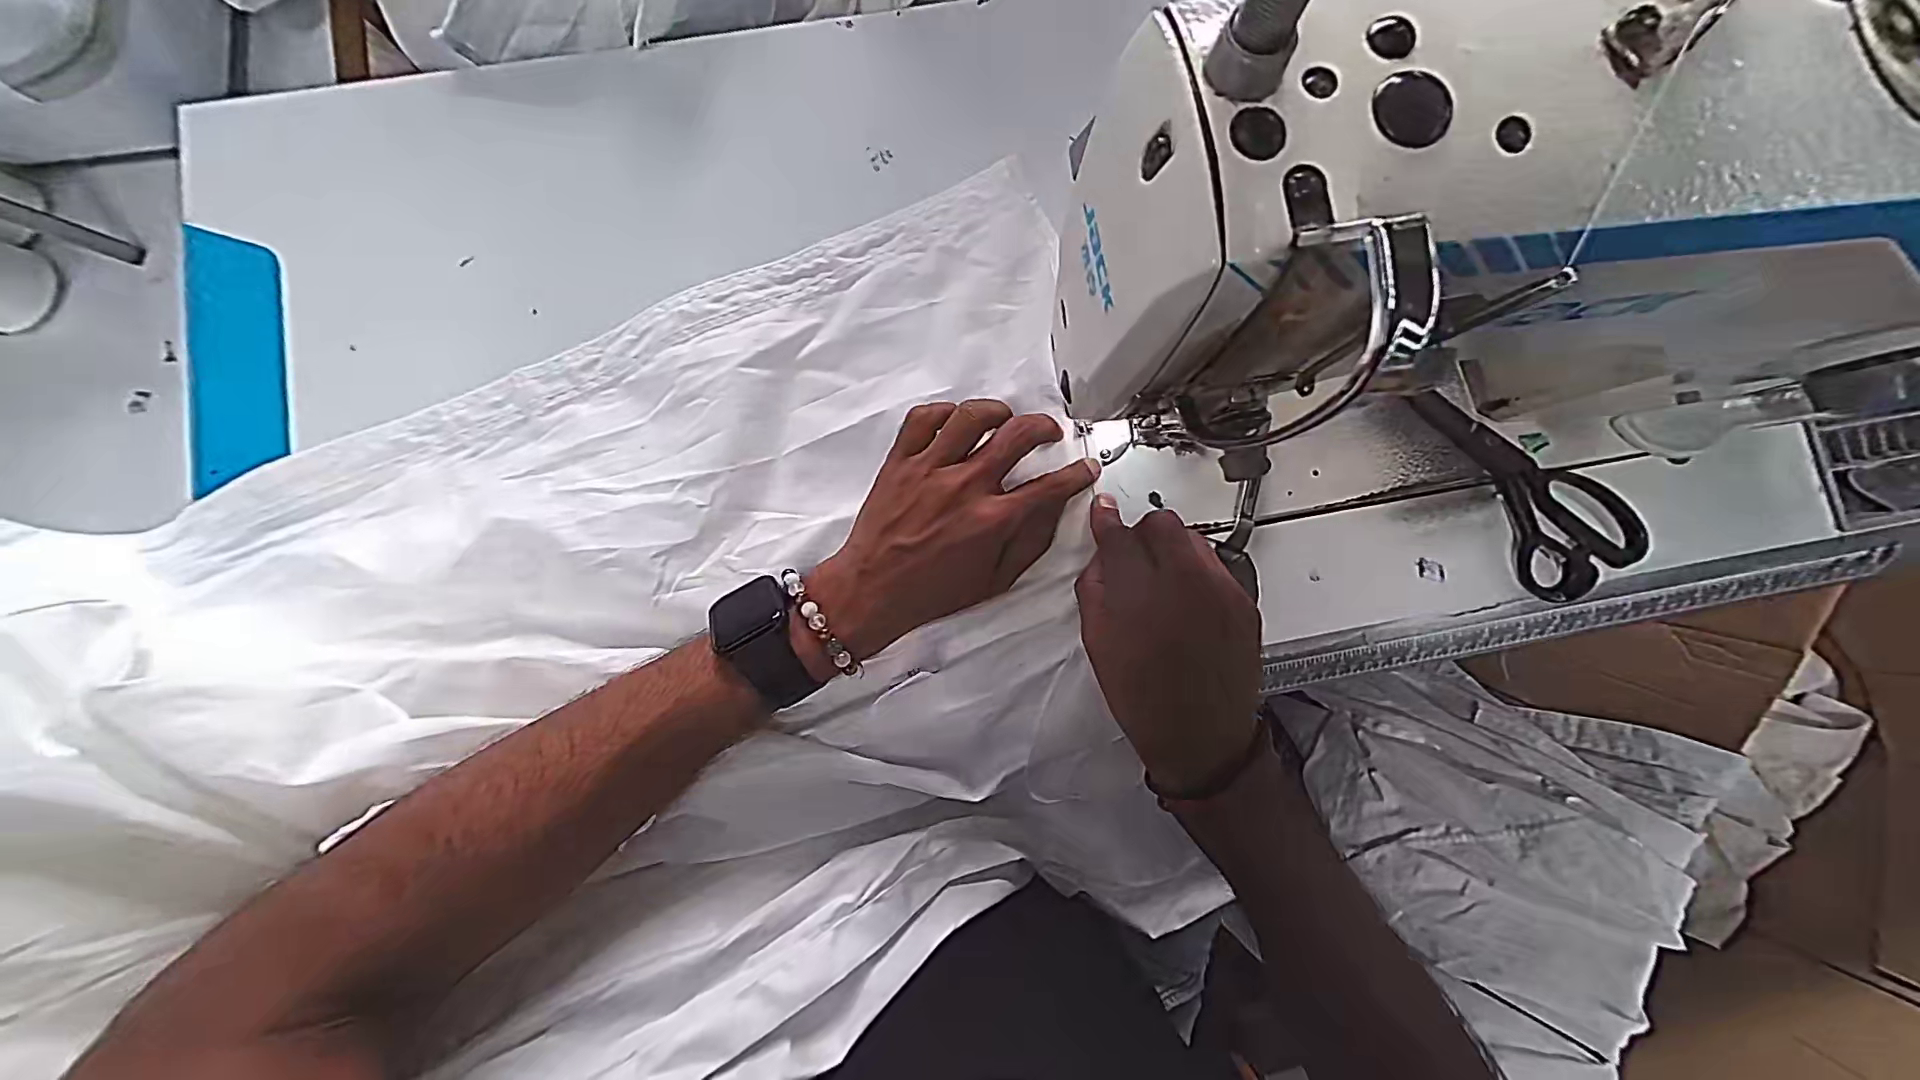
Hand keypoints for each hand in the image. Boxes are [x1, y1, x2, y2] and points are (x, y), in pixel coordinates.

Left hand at [796, 400, 1099, 676]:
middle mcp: (964, 488)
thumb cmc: (928, 591)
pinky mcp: (901, 463)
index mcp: (991, 520)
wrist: (873, 591)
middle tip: (1048, 432)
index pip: (1049, 485)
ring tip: (1004, 418)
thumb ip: (1030, 542)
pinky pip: (923, 419)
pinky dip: (944, 412)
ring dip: (997, 411)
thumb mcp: (994, 579)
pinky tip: (955, 421)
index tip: (1080, 468)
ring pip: (972, 416)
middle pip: (1018, 435)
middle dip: (1045, 427)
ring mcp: (930, 471)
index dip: (1075, 473)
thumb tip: (1054, 512)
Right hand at [1075, 495, 1262, 794]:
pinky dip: (1198, 573)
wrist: (1199, 735)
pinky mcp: (1245, 602)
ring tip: (1163, 583)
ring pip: (1193, 539)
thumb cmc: (1146, 698)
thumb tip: (1100, 559)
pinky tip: (1187, 601)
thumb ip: (1095, 590)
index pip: (1117, 534)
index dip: (1105, 520)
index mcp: (1138, 592)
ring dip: (1172, 550)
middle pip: (1160, 524)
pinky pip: (1217, 566)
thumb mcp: (1099, 642)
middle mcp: (1184, 582)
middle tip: (1133, 557)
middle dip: (1141, 534)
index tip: (1102, 513)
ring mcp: (1220, 590)